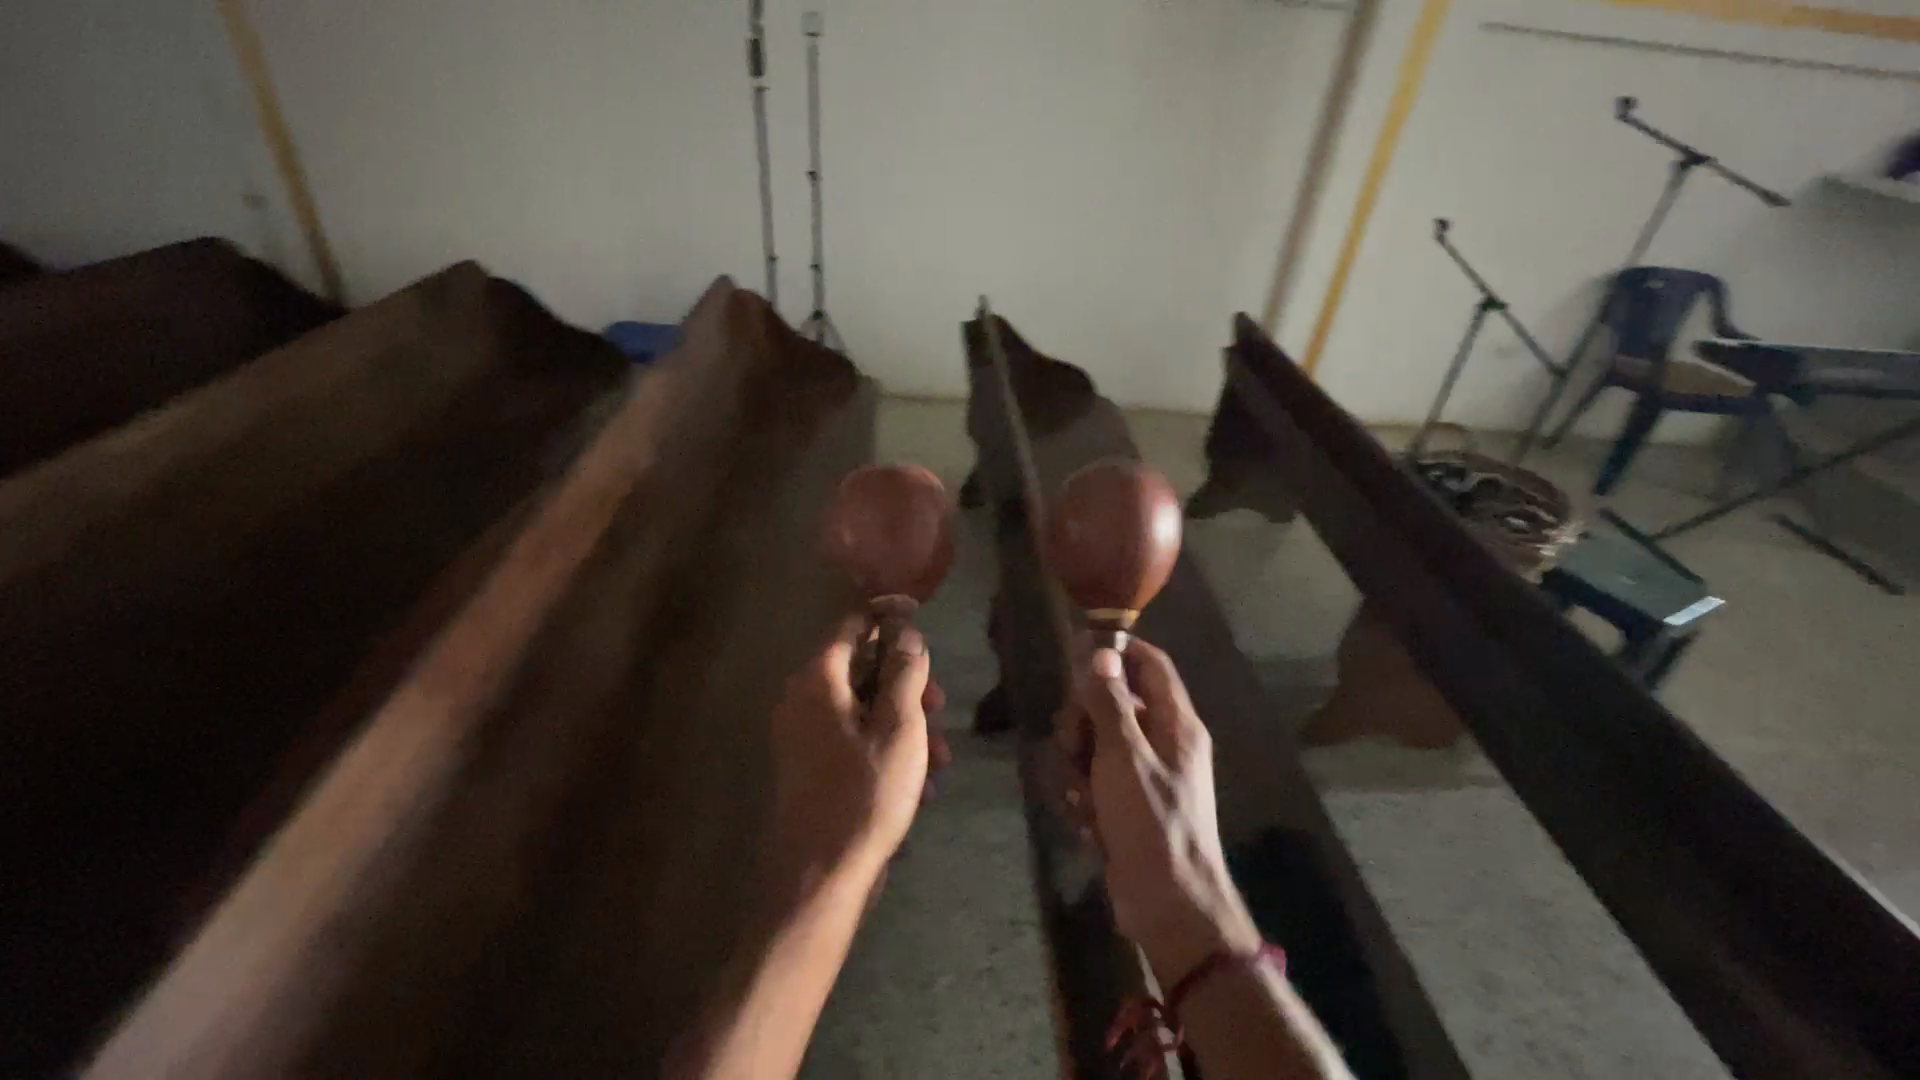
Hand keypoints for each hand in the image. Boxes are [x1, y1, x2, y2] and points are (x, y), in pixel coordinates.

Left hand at [767, 615, 944, 884]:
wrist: (821, 873)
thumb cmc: (865, 791)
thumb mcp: (900, 726)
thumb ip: (905, 672)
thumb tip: (906, 632)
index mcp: (817, 680)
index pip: (851, 626)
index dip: (887, 618)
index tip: (919, 619)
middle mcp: (801, 700)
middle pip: (860, 671)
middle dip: (906, 687)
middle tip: (940, 709)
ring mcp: (801, 737)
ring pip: (861, 710)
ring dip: (903, 725)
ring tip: (938, 761)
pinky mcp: (808, 768)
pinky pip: (851, 740)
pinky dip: (884, 749)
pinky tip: (917, 784)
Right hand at [1057, 641, 1258, 984]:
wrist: (1168, 903)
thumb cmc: (1152, 822)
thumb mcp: (1125, 756)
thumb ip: (1110, 703)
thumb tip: (1101, 653)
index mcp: (1175, 724)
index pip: (1152, 665)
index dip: (1118, 652)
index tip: (1077, 651)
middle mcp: (1162, 744)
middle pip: (1114, 705)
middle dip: (1083, 721)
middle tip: (1072, 744)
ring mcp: (1143, 778)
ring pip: (1096, 746)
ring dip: (1077, 766)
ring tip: (1079, 795)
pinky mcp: (1125, 808)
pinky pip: (1094, 783)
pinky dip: (1083, 797)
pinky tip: (1084, 820)